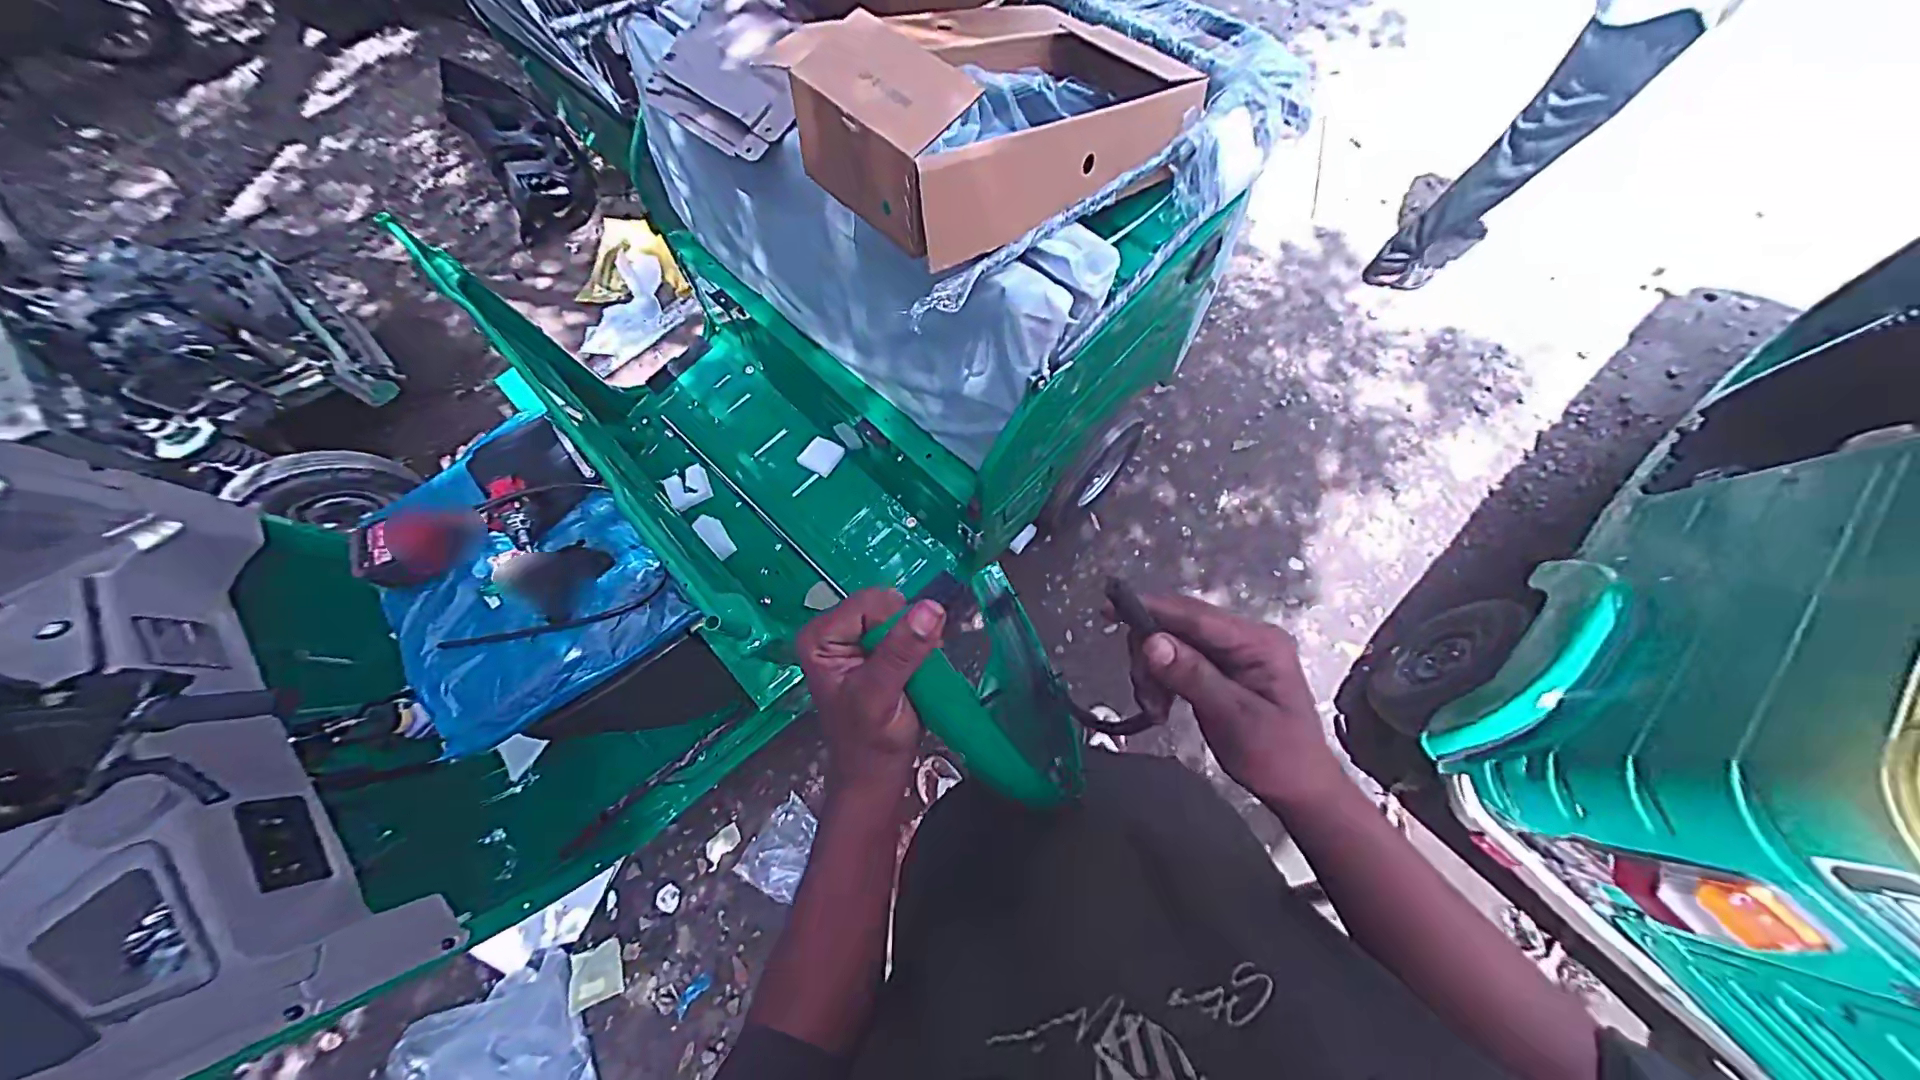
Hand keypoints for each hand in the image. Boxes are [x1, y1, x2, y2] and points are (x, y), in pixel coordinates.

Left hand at [796, 588, 946, 791]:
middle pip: (886, 604)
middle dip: (907, 633)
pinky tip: (917, 672)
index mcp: (820, 636)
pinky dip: (920, 647)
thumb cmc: (868, 744)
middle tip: (908, 671)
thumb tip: (930, 608)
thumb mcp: (880, 695)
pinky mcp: (877, 649)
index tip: (900, 663)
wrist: (875, 776)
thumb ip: (901, 651)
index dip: (895, 626)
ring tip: (912, 674)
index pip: (871, 602)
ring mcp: (856, 639)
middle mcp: (834, 631)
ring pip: (901, 615)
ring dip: (917, 641)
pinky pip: (908, 629)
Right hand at [1123, 594, 1340, 803]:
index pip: (1195, 616)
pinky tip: (1160, 706)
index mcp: (1258, 642)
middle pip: (1178, 626)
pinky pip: (1177, 660)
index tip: (1110, 609)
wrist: (1301, 790)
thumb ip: (1193, 676)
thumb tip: (1151, 642)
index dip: (1151, 610)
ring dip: (1152, 672)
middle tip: (1144, 695)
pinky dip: (1161, 680)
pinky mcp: (1219, 668)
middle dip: (1150, 655)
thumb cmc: (1277, 756)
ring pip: (1171, 643)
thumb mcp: (1234, 718)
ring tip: (1154, 709)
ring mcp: (1231, 652)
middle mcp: (1244, 638)